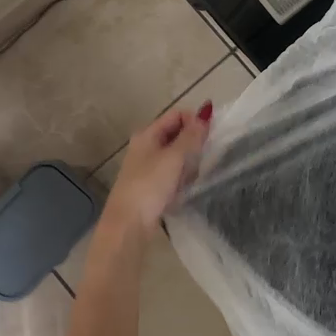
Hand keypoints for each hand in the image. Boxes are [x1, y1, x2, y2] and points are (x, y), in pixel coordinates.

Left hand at [98, 102, 211, 239]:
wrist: (128, 225)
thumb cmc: (150, 186)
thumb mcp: (174, 157)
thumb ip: (192, 135)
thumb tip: (206, 110)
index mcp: (147, 134)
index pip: (177, 115)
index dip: (194, 122)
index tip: (208, 138)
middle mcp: (146, 146)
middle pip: (178, 134)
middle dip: (193, 145)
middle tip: (199, 161)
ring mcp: (147, 166)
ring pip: (177, 155)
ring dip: (188, 164)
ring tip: (189, 179)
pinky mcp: (151, 184)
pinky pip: (173, 172)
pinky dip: (181, 177)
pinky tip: (182, 189)